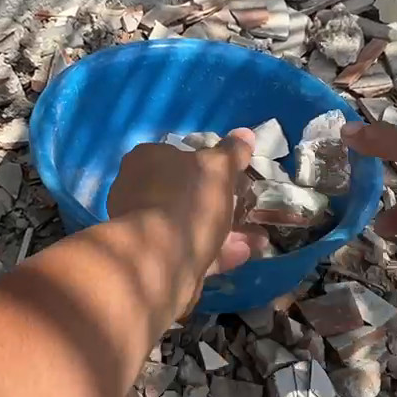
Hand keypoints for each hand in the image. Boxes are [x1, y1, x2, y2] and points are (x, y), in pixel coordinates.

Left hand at [108, 128, 264, 277]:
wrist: (158, 262)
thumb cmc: (186, 202)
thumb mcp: (217, 169)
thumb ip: (232, 152)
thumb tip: (245, 133)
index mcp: (145, 160)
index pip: (179, 154)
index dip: (210, 163)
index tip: (236, 175)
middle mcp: (138, 191)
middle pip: (186, 191)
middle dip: (221, 201)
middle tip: (248, 206)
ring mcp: (144, 227)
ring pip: (191, 224)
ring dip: (226, 230)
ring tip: (258, 237)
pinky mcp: (154, 259)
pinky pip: (191, 249)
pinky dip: (218, 251)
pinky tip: (246, 252)